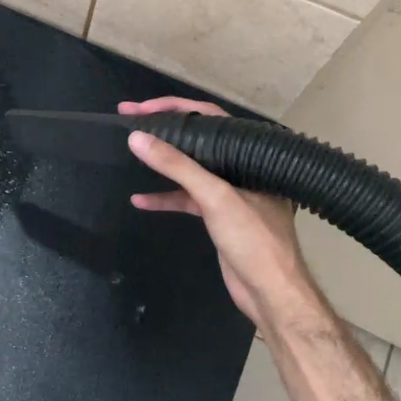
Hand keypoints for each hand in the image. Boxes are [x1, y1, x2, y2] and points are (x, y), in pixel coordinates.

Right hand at [120, 98, 316, 327]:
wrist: (272, 293)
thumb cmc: (253, 239)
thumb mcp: (215, 197)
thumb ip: (177, 166)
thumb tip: (137, 137)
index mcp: (250, 153)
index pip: (208, 116)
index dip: (172, 108)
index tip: (138, 108)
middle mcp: (241, 167)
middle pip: (197, 140)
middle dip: (162, 131)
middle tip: (128, 119)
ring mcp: (230, 191)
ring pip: (190, 168)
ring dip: (161, 163)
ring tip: (129, 151)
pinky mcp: (219, 215)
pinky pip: (187, 198)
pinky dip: (165, 197)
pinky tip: (140, 200)